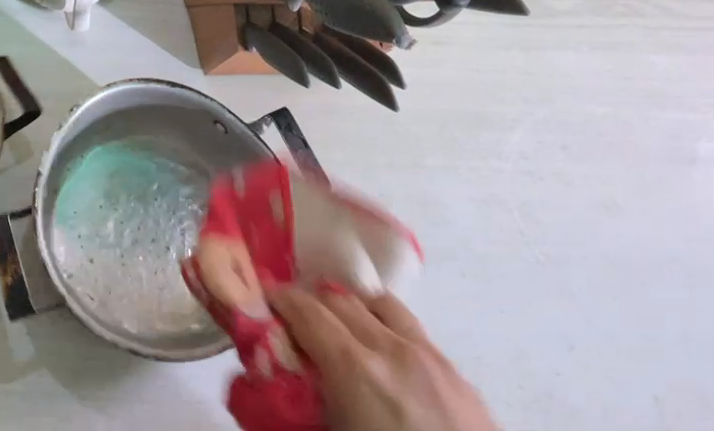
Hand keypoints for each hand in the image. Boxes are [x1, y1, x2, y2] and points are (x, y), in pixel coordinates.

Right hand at [268, 288, 496, 430]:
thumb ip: (292, 414)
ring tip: (341, 332)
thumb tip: (253, 394)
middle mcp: (392, 349)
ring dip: (353, 309)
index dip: (280, 301)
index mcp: (355, 370)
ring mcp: (431, 359)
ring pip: (381, 304)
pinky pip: (414, 332)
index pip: (305, 310)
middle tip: (294, 325)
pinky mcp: (460, 378)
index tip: (264, 304)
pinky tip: (387, 363)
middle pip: (340, 300)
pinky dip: (388, 330)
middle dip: (311, 304)